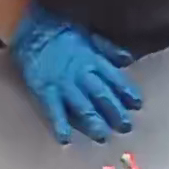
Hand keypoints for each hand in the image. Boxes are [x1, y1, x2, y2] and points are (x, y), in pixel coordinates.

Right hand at [9, 3, 141, 143]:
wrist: (31, 29)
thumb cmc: (62, 33)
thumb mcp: (89, 35)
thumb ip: (108, 50)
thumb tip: (128, 60)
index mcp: (92, 59)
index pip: (114, 78)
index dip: (126, 91)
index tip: (137, 105)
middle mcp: (81, 73)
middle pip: (101, 95)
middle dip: (115, 111)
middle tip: (125, 127)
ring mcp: (64, 84)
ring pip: (82, 105)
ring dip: (93, 122)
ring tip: (102, 136)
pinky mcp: (46, 91)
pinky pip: (54, 110)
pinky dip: (60, 123)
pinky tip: (65, 139)